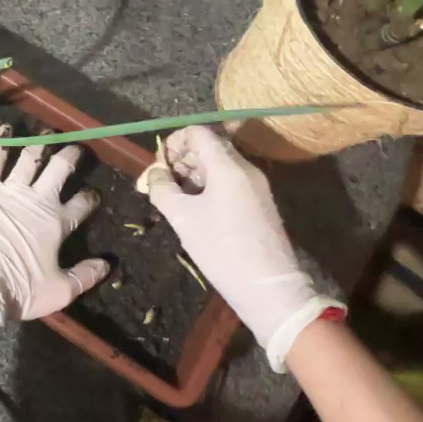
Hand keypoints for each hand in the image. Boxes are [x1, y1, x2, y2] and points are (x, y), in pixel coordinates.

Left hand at [0, 129, 110, 321]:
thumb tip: (107, 264)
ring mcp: (11, 190)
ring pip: (30, 158)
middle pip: (60, 169)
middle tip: (76, 147)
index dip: (90, 197)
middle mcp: (38, 200)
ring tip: (46, 133)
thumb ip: (85, 276)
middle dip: (71, 155)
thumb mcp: (59, 291)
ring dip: (40, 143)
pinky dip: (2, 143)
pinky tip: (6, 130)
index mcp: (57, 223)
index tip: (94, 193)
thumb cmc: (18, 288)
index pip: (82, 204)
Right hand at [142, 125, 343, 369]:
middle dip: (181, 159)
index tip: (159, 167)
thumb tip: (153, 174)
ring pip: (219, 165)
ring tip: (174, 199)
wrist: (269, 289)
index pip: (198, 132)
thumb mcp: (182, 218)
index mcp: (228, 167)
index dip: (174, 143)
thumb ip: (162, 189)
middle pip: (209, 146)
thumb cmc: (222, 250)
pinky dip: (208, 187)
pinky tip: (195, 210)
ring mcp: (256, 186)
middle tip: (161, 184)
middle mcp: (246, 169)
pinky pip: (229, 182)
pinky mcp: (259, 203)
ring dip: (193, 174)